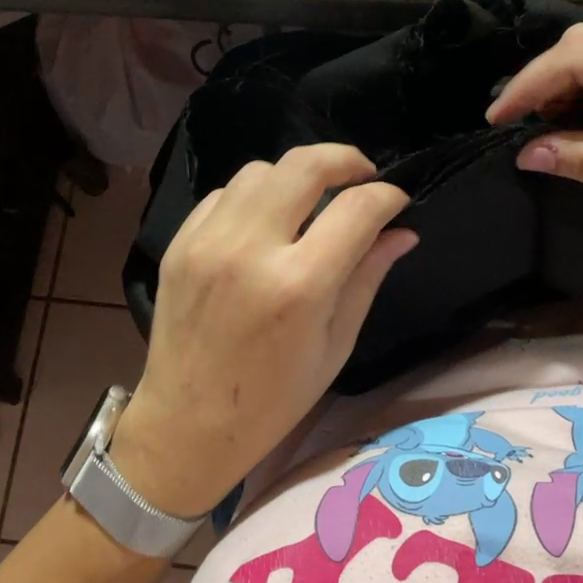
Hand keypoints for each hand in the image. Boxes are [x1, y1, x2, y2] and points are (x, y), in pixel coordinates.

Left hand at [110, 144, 417, 516]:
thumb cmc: (274, 399)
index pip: (357, 208)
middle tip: (362, 176)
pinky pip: (224, 194)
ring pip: (261, 171)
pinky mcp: (180, 243)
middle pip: (305, 165)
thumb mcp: (335, 345)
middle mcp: (250, 250)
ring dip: (295, 177)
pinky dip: (253, 197)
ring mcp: (207, 241)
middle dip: (345, 160)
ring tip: (309, 204)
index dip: (387, 196)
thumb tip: (402, 232)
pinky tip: (265, 224)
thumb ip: (367, 277)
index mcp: (299, 286)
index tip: (396, 202)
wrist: (188, 422)